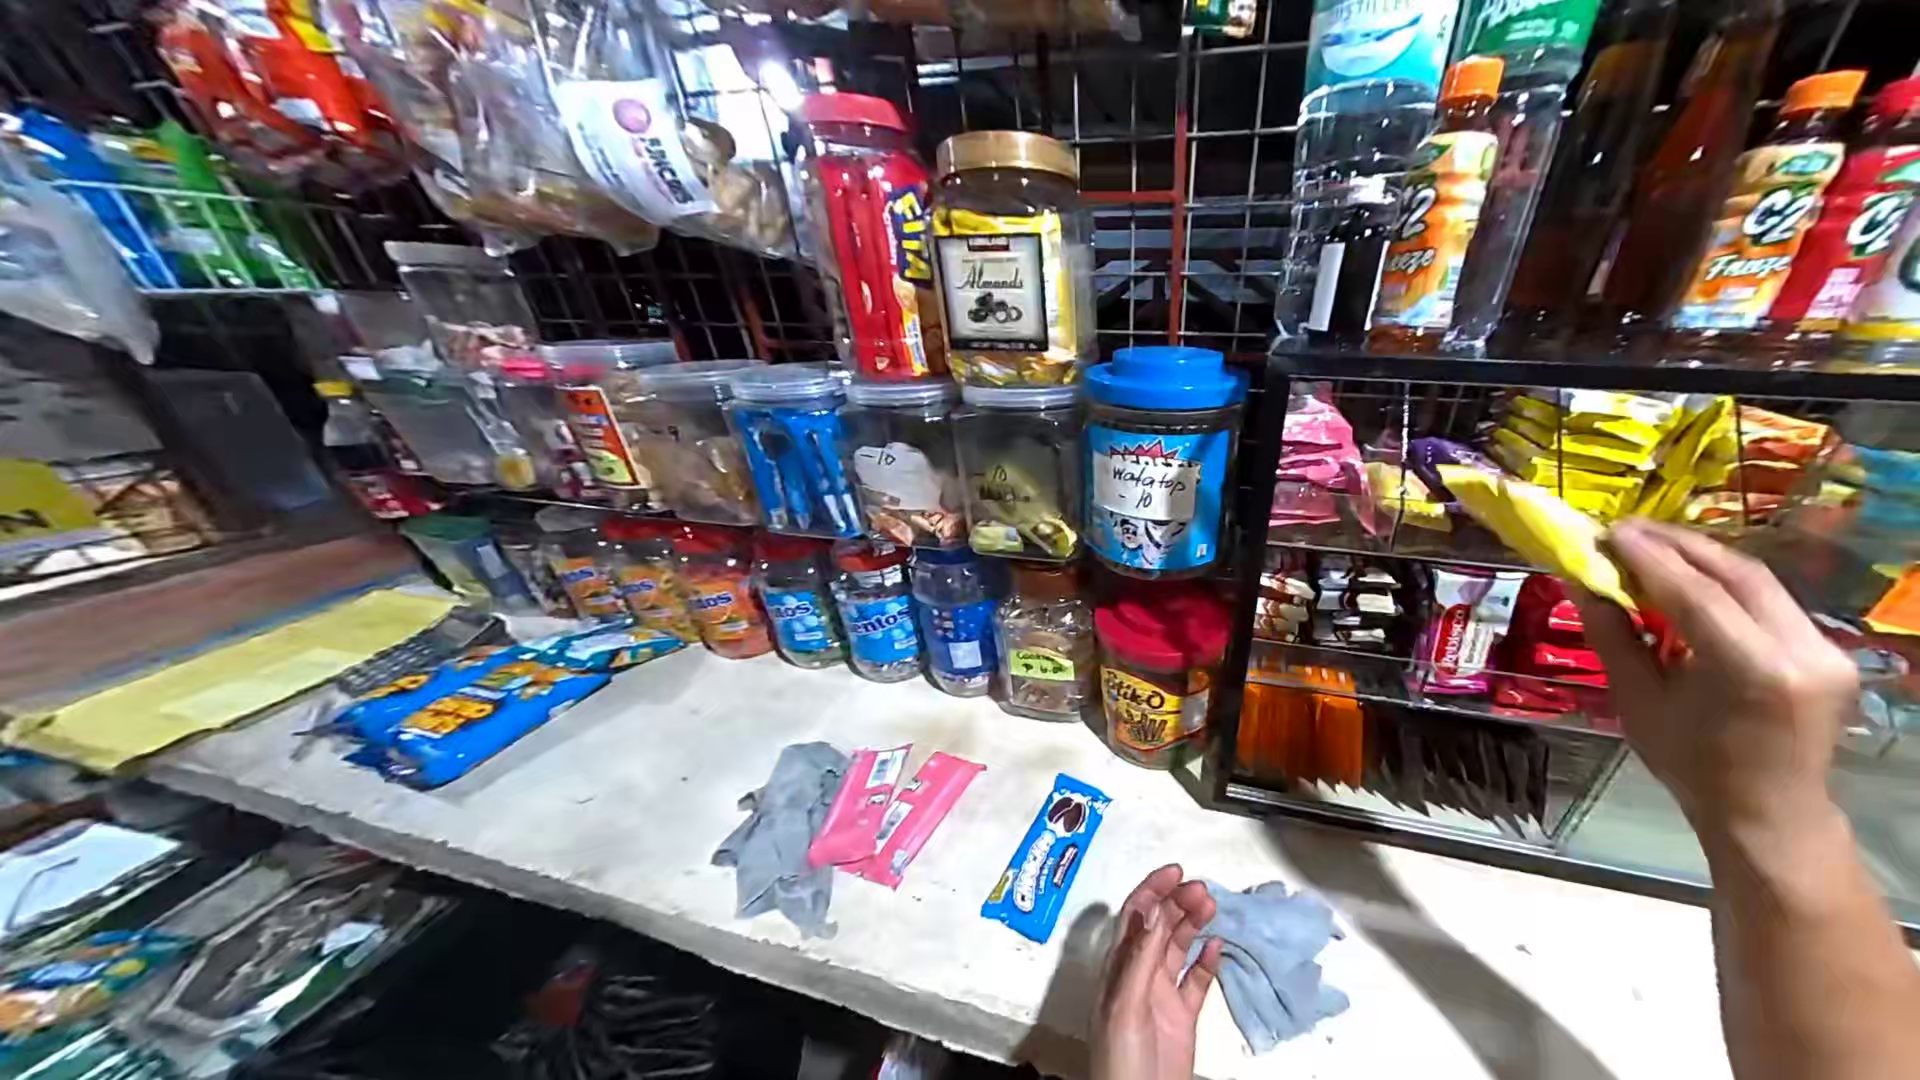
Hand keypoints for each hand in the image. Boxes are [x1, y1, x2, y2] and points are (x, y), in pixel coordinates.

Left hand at [1091, 865, 1222, 1079]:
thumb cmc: (1120, 1056)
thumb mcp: (1126, 1003)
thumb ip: (1141, 959)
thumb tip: (1154, 911)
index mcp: (1120, 963)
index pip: (1136, 915)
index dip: (1152, 889)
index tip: (1175, 872)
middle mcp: (1140, 971)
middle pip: (1159, 926)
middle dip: (1177, 903)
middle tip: (1203, 889)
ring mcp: (1162, 994)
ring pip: (1178, 948)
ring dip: (1193, 925)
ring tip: (1212, 905)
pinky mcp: (1182, 1018)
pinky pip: (1196, 983)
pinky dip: (1207, 963)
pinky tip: (1218, 946)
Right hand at [1574, 519, 1857, 838]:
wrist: (1765, 806)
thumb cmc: (1686, 758)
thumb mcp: (1634, 696)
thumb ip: (1612, 633)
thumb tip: (1581, 582)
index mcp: (1751, 669)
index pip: (1696, 592)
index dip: (1648, 556)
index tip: (1607, 532)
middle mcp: (1801, 651)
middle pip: (1739, 575)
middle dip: (1677, 544)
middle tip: (1623, 530)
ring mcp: (1823, 650)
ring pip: (1758, 582)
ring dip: (1699, 557)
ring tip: (1647, 545)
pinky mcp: (1823, 651)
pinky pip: (1767, 599)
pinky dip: (1719, 580)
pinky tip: (1683, 576)